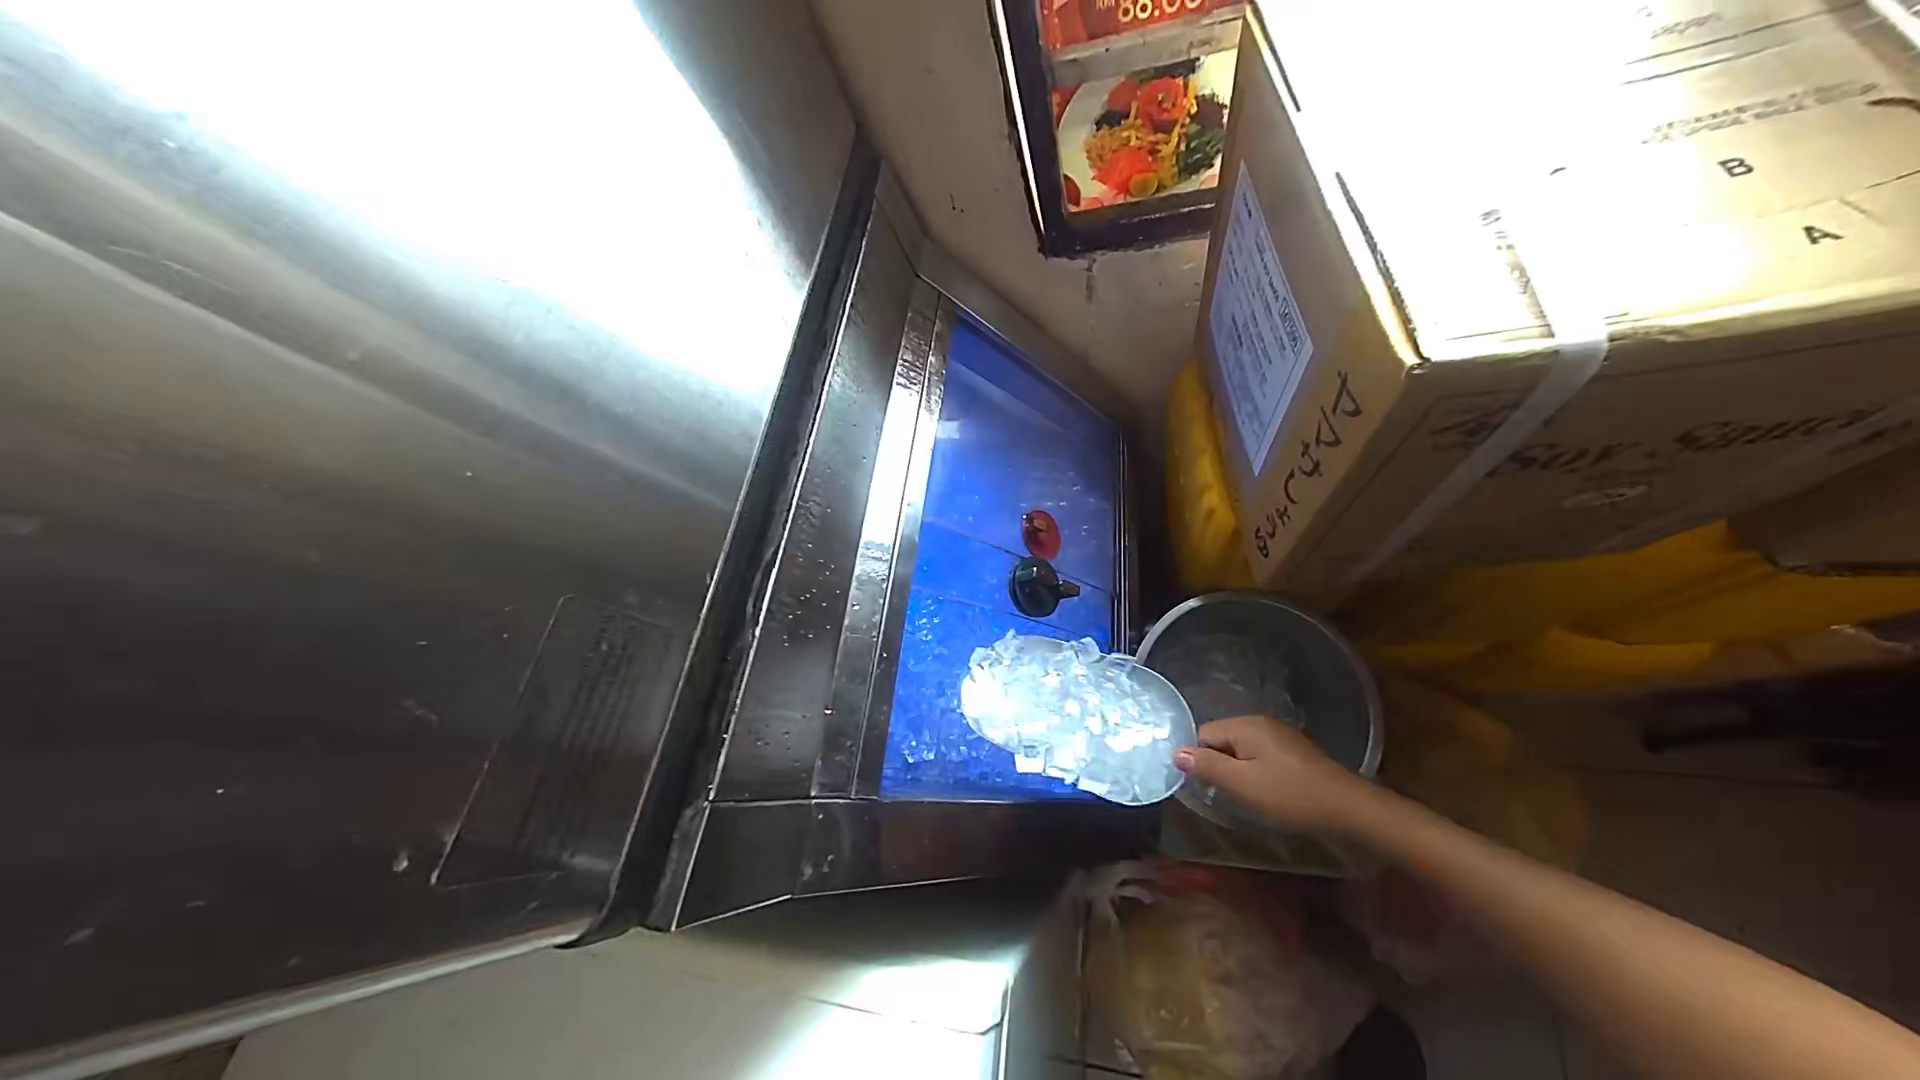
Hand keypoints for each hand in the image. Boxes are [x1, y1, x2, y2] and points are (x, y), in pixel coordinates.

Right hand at [1173, 715, 1375, 831]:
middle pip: (1221, 740)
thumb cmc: (1291, 796)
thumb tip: (1176, 752)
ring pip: (1240, 749)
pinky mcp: (1293, 751)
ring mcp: (1279, 736)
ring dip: (1237, 771)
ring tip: (1247, 797)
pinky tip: (1267, 793)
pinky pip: (1259, 756)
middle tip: (1228, 794)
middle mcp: (1260, 723)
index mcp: (1245, 725)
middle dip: (1218, 765)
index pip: (1203, 735)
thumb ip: (1207, 766)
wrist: (1350, 809)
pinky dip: (1255, 772)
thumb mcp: (1242, 784)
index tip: (1207, 787)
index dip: (1200, 760)